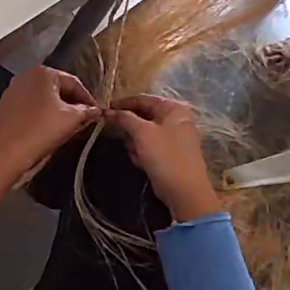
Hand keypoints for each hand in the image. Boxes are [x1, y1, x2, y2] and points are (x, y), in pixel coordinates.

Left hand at [0, 66, 99, 179]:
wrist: (8, 153)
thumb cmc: (43, 129)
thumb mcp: (72, 119)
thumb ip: (87, 111)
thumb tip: (95, 110)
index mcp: (43, 73)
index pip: (73, 83)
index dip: (88, 98)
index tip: (96, 112)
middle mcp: (25, 76)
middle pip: (56, 88)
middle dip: (71, 102)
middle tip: (83, 118)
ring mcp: (11, 91)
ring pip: (41, 98)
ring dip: (55, 108)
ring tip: (65, 124)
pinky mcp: (3, 107)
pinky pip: (28, 107)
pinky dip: (39, 114)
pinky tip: (45, 128)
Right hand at [107, 95, 222, 221]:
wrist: (184, 191)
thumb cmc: (164, 155)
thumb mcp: (142, 132)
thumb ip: (124, 118)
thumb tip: (108, 111)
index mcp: (173, 109)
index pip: (144, 99)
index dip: (123, 103)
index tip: (105, 109)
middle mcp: (175, 120)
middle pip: (144, 116)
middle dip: (128, 125)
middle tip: (110, 129)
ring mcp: (173, 139)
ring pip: (145, 133)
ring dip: (134, 141)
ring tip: (132, 150)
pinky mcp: (169, 155)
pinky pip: (150, 148)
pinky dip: (142, 152)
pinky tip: (139, 160)